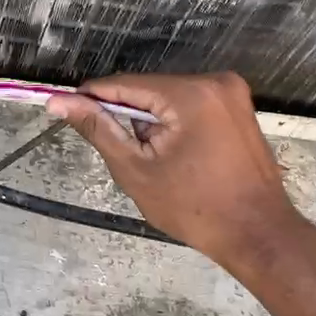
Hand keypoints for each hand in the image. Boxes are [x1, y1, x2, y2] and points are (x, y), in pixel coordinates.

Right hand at [45, 73, 308, 265]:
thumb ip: (97, 129)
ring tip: (157, 163)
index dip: (92, 99)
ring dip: (152, 124)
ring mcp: (232, 93)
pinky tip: (179, 158)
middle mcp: (215, 81)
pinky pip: (191, 107)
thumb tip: (58, 101)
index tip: (67, 113)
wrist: (257, 233)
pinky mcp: (239, 107)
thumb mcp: (135, 169)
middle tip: (126, 157)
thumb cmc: (193, 208)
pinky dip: (175, 126)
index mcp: (190, 93)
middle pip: (148, 90)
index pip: (124, 84)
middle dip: (129, 118)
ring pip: (168, 99)